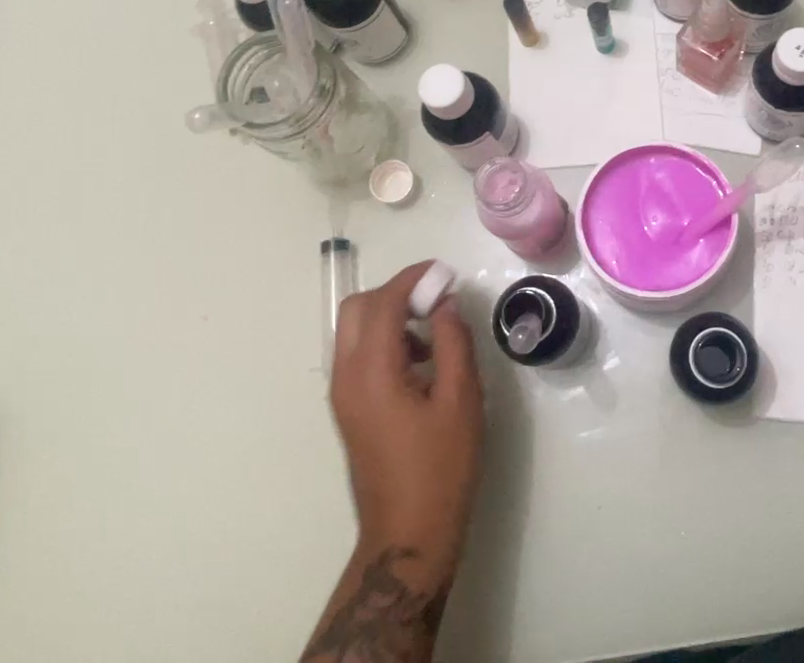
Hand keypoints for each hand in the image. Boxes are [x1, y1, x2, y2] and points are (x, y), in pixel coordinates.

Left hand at [330, 260, 484, 570]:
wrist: (408, 532)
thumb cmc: (442, 467)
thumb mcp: (461, 401)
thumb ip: (453, 343)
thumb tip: (446, 303)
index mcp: (372, 372)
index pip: (384, 303)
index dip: (414, 279)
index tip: (445, 272)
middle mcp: (346, 376)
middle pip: (358, 309)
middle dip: (396, 293)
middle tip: (437, 299)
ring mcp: (342, 394)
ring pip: (355, 331)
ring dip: (390, 317)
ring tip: (435, 335)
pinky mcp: (348, 409)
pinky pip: (358, 355)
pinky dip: (385, 341)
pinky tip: (421, 365)